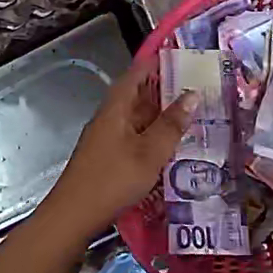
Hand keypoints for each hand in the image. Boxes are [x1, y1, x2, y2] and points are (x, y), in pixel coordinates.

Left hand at [40, 56, 196, 231]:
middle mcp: (110, 117)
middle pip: (138, 95)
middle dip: (166, 90)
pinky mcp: (108, 156)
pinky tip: (171, 145)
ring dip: (161, 114)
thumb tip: (192, 94)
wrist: (74, 216)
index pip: (137, 73)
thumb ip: (172, 124)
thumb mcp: (150, 152)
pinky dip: (153, 134)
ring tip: (192, 115)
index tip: (183, 57)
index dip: (158, 62)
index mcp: (117, 107)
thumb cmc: (113, 179)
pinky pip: (135, 136)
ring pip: (138, 118)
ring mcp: (107, 137)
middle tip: (198, 88)